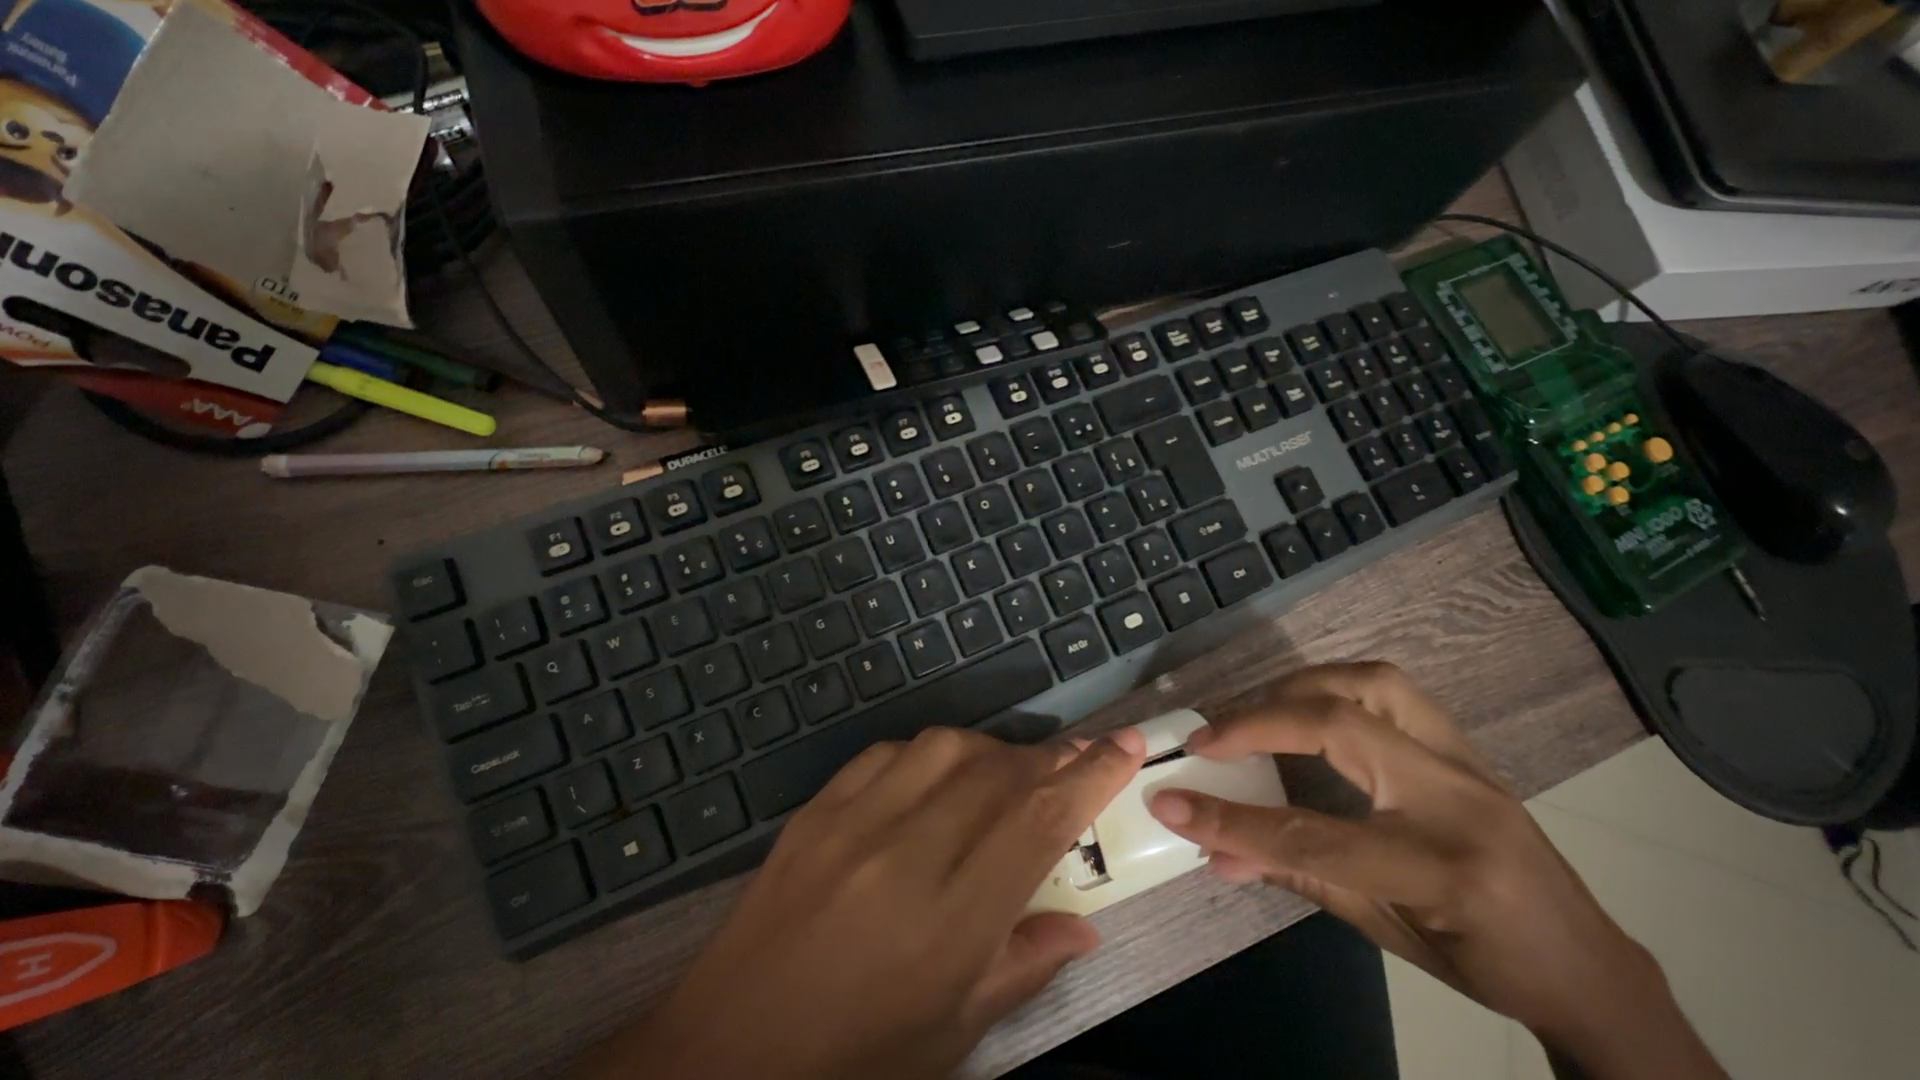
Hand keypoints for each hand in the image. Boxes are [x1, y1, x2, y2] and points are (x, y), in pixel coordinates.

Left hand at [575, 727, 1145, 1079]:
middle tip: (1082, 758)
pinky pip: (886, 753)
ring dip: (991, 749)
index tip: (1127, 746)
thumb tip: (1085, 926)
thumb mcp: (954, 1033)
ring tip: (1012, 771)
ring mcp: (851, 823)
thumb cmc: (854, 1057)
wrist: (724, 1051)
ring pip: (943, 746)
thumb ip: (1024, 967)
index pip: (1039, 821)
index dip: (1091, 776)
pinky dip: (929, 753)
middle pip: (997, 771)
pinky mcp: (813, 811)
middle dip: (1052, 756)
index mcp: (949, 920)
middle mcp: (904, 853)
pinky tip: (938, 775)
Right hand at [1145, 663, 1727, 1079]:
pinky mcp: (1470, 747)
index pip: (1312, 834)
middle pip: (1342, 726)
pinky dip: (1339, 685)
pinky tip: (1308, 706)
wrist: (1585, 963)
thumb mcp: (1386, 932)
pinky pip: (1398, 691)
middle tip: (1207, 737)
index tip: (1170, 803)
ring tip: (1255, 708)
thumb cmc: (1484, 962)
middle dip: (1260, 723)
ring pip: (1377, 683)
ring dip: (1302, 684)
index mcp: (1442, 868)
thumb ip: (1298, 877)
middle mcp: (1460, 798)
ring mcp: (1471, 763)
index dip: (1232, 820)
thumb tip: (1214, 853)